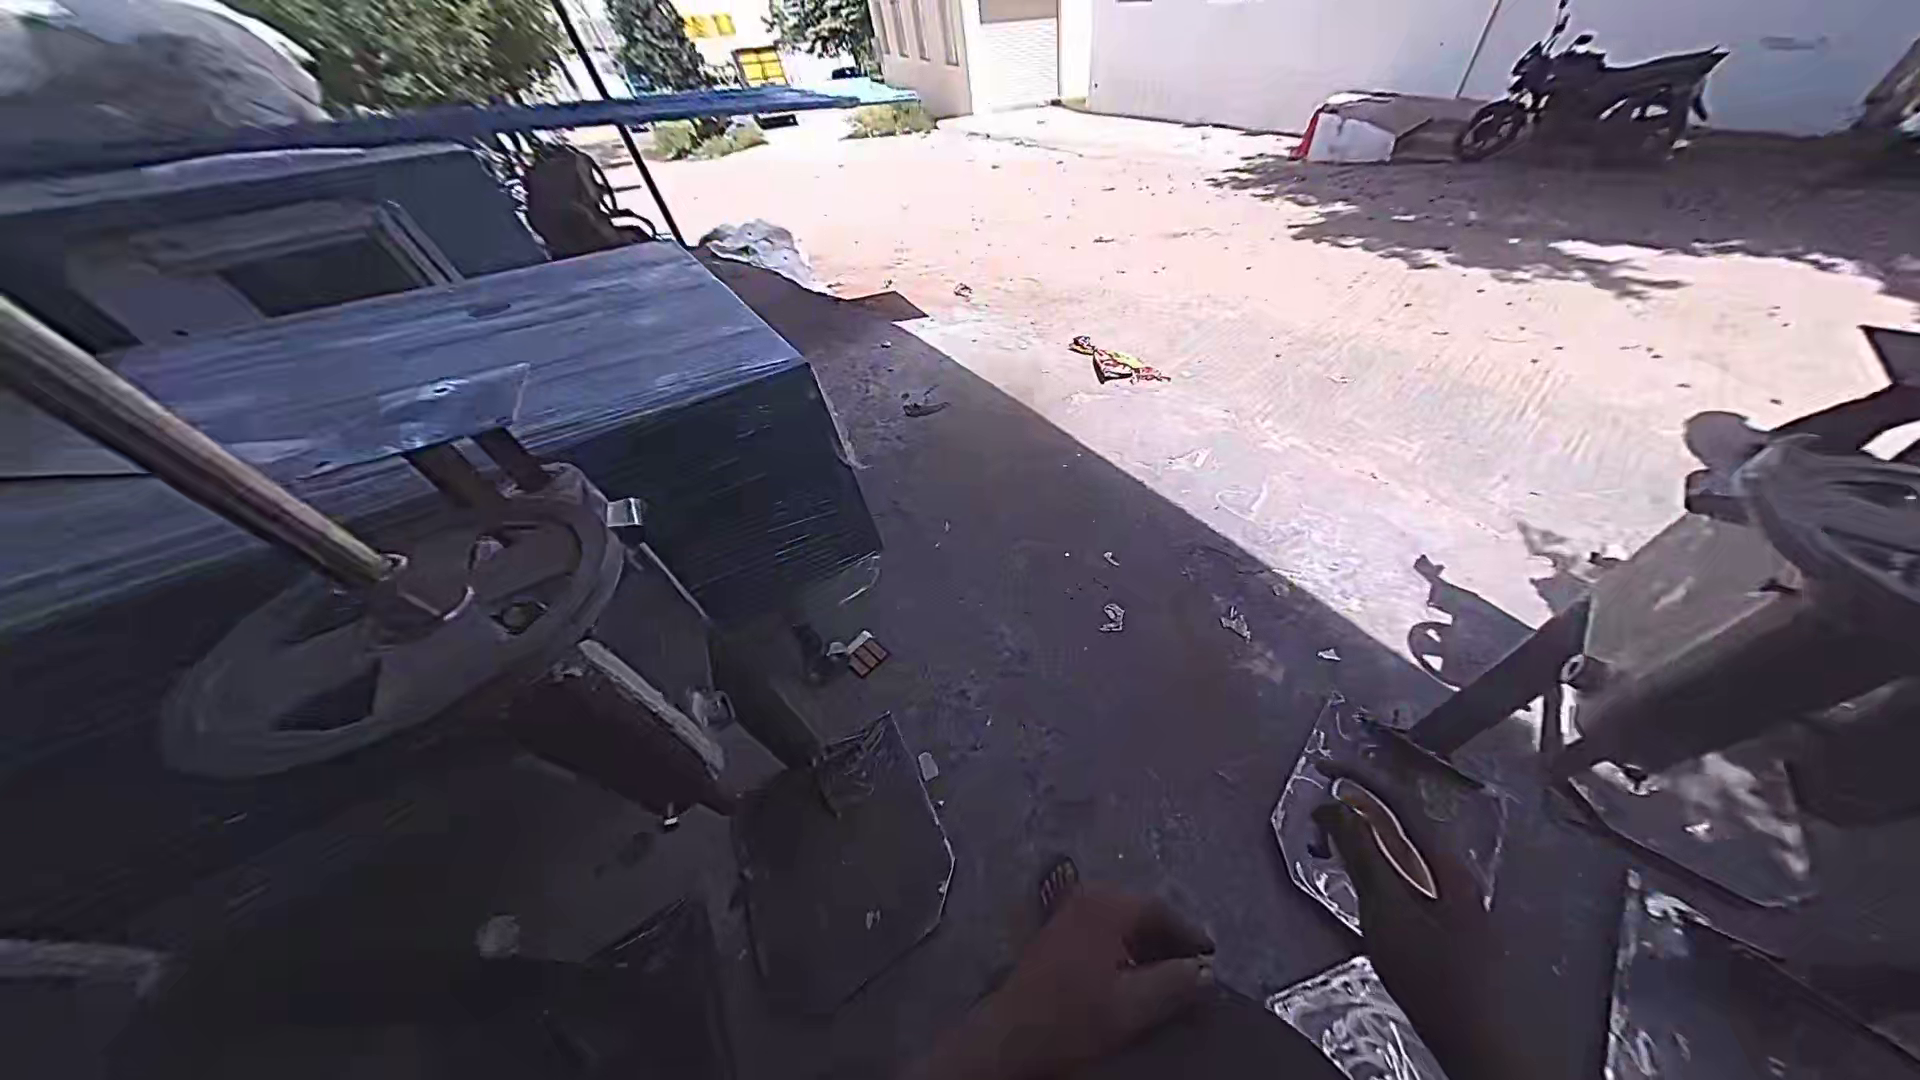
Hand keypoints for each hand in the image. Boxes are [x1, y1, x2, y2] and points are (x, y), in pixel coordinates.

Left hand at [907, 886, 1214, 1079]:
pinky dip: (1126, 946)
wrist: (1012, 1033)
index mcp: (1105, 906)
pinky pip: (1105, 927)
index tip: (1212, 957)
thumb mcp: (1132, 1007)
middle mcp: (1087, 897)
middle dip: (1169, 939)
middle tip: (1196, 970)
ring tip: (1172, 977)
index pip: (1158, 909)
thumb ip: (1173, 985)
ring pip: (1123, 920)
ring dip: (1148, 944)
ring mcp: (1070, 910)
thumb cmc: (1072, 1017)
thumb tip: (1206, 972)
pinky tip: (1137, 974)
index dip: (1189, 933)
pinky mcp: (1061, 928)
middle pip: (1140, 910)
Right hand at [1314, 778, 1526, 1079]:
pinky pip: (1402, 866)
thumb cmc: (1432, 976)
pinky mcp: (1443, 913)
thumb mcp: (1387, 910)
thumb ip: (1362, 853)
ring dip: (1362, 831)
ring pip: (1400, 844)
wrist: (1481, 1045)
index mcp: (1444, 863)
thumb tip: (1337, 806)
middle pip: (1399, 820)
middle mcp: (1451, 870)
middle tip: (1317, 807)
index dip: (1358, 778)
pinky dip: (1372, 855)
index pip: (1398, 801)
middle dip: (1356, 805)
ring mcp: (1450, 892)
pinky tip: (1356, 868)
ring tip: (1328, 834)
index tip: (1322, 767)